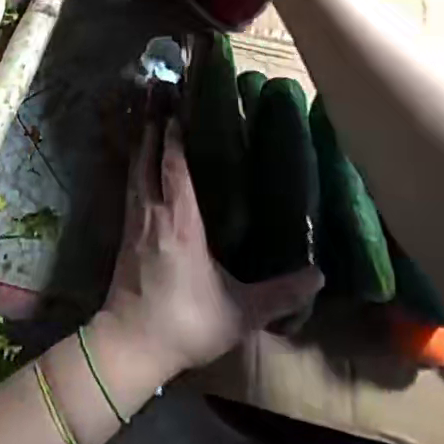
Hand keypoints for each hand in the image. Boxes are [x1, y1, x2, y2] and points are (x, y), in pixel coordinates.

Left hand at [98, 118, 323, 376]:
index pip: (174, 168)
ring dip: (141, 147)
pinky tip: (139, 170)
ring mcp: (133, 223)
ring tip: (148, 125)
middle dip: (153, 131)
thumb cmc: (186, 322)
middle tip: (158, 101)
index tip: (178, 112)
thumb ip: (281, 293)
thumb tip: (320, 276)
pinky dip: (135, 172)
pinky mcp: (124, 236)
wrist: (131, 342)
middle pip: (147, 161)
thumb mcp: (241, 311)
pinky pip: (129, 191)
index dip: (175, 139)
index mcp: (179, 222)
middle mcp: (151, 213)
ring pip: (134, 174)